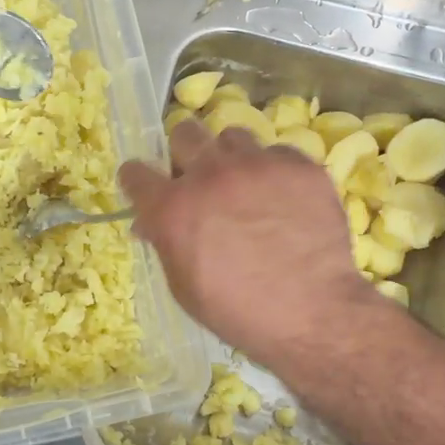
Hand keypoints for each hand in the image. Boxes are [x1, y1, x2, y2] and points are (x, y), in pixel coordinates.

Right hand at [121, 121, 381, 368]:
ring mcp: (258, 165)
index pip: (136, 172)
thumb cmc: (234, 310)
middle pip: (185, 132)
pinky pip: (277, 154)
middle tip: (197, 179)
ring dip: (229, 157)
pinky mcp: (299, 166)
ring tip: (242, 185)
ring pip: (232, 136)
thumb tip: (151, 224)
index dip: (138, 180)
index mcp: (172, 207)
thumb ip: (165, 243)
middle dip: (184, 153)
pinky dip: (272, 172)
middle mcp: (210, 174)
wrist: (308, 312)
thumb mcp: (182, 284)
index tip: (145, 187)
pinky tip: (281, 198)